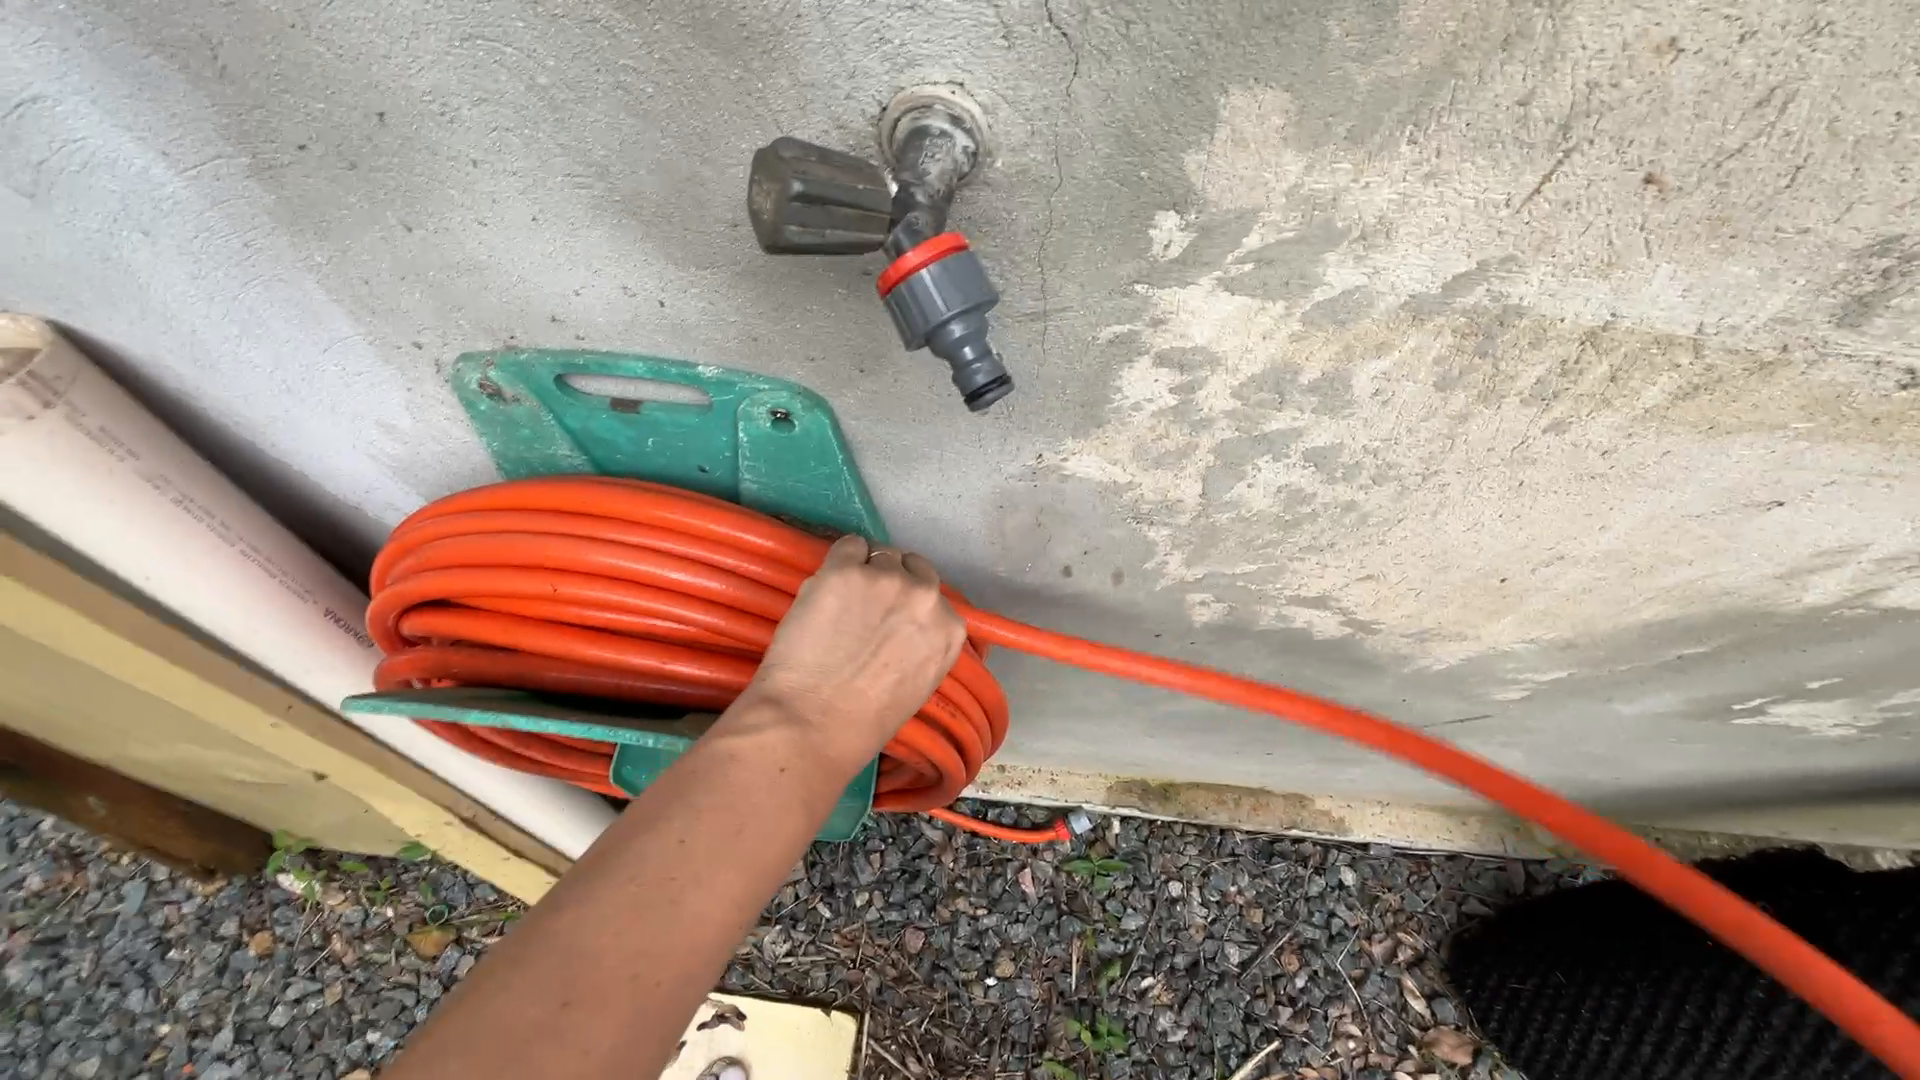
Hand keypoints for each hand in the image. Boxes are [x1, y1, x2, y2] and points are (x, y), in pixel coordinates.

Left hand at [738, 534, 966, 767]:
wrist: (813, 722)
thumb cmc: (864, 719)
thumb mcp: (918, 681)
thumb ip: (920, 641)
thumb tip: (902, 619)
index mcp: (950, 629)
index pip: (933, 593)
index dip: (907, 602)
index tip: (888, 616)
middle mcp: (925, 596)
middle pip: (910, 566)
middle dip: (890, 580)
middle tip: (862, 606)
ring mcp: (885, 579)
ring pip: (878, 554)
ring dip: (862, 569)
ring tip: (839, 602)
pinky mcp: (844, 570)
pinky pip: (847, 546)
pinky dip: (836, 562)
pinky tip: (825, 589)